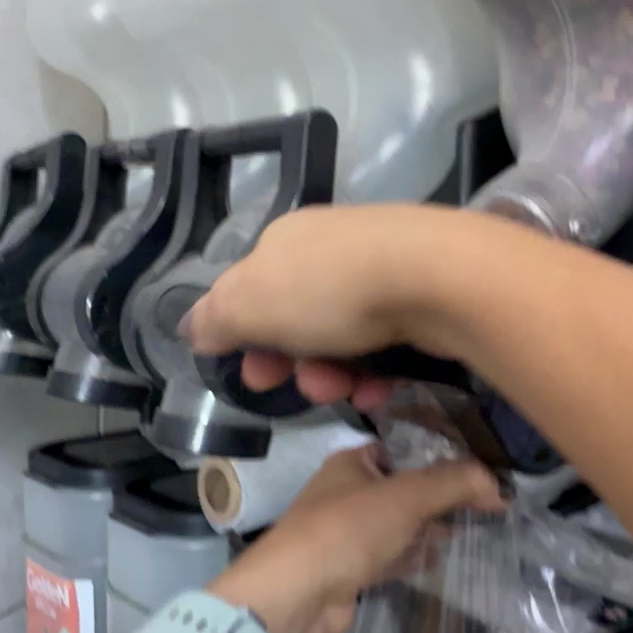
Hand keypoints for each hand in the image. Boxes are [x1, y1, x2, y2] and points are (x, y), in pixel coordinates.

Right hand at [178, 204, 506, 409]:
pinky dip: (377, 371)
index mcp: (288, 241)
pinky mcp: (423, 297)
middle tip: (301, 390)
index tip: (253, 377)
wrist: (437, 278)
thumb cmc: (330, 289)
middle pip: (300, 319)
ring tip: (345, 391)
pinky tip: (379, 391)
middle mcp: (335, 249)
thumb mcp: (250, 304)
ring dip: (335, 375)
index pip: (253, 291)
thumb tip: (195, 327)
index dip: (246, 339)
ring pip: (345, 338)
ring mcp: (384, 270)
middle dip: (295, 365)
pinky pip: (387, 342)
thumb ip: (216, 317)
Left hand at [205, 445, 504, 632]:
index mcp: (355, 461)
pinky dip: (418, 553)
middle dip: (447, 493)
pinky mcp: (354, 569)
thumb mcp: (407, 496)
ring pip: (404, 522)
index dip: (448, 454)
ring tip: (481, 524)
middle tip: (494, 498)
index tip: (487, 465)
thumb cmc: (346, 531)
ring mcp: (351, 533)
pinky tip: (445, 554)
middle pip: (411, 486)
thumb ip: (454, 483)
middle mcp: (352, 492)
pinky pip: (395, 554)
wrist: (292, 601)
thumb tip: (498, 482)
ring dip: (435, 525)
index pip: (410, 448)